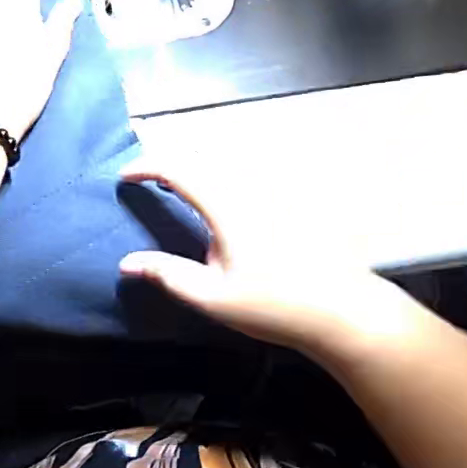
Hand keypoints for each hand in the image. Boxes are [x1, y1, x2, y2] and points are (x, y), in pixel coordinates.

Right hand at [117, 160, 420, 356]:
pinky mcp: (291, 202)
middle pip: (202, 157)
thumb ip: (167, 275)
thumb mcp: (212, 297)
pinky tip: (221, 194)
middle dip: (169, 160)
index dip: (146, 166)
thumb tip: (126, 262)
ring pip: (227, 163)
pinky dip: (222, 175)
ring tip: (177, 183)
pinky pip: (248, 175)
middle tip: (147, 176)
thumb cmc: (272, 306)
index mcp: (227, 207)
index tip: (125, 176)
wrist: (341, 310)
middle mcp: (251, 189)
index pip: (178, 169)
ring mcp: (275, 192)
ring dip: (196, 166)